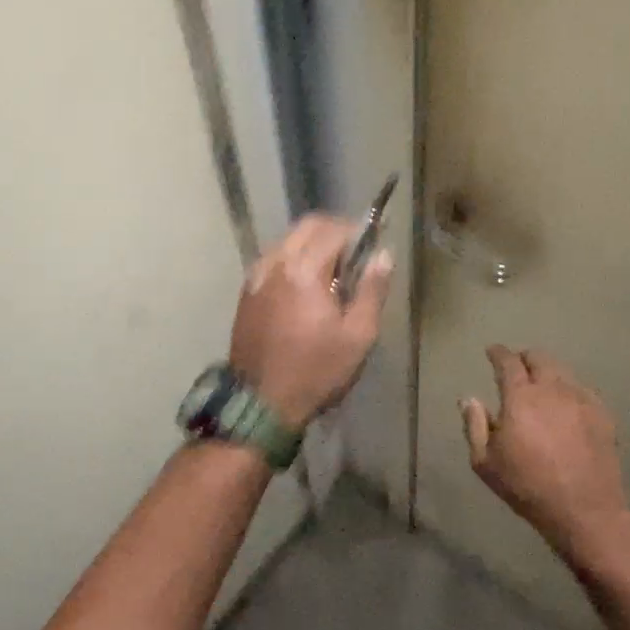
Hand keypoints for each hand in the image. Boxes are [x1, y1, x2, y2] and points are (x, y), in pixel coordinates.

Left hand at [230, 214, 393, 428]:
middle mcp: (275, 263)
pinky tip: (305, 288)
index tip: (374, 244)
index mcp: (304, 270)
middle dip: (334, 231)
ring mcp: (256, 277)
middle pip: (307, 226)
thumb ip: (372, 291)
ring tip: (332, 274)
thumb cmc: (316, 372)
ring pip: (288, 241)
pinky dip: (293, 261)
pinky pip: (273, 260)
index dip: (358, 231)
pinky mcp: (246, 293)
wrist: (262, 403)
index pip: (334, 229)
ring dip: (312, 245)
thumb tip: (383, 256)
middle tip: (355, 256)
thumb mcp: (357, 336)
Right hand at [461, 346, 629, 560]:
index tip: (492, 351)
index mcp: (520, 397)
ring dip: (547, 373)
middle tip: (516, 368)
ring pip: (562, 372)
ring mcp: (582, 399)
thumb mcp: (485, 462)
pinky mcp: (602, 413)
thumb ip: (475, 425)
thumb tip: (468, 399)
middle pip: (539, 358)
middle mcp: (552, 389)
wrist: (583, 508)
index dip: (498, 353)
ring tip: (541, 386)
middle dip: (524, 358)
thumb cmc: (526, 486)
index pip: (507, 362)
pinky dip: (568, 390)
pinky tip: (565, 406)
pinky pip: (582, 390)